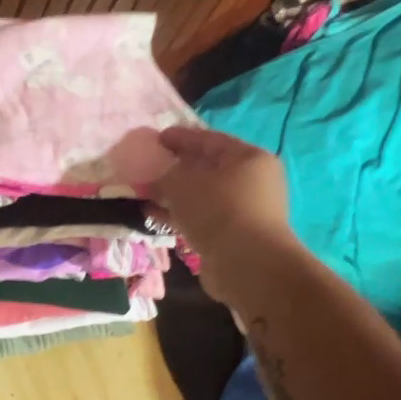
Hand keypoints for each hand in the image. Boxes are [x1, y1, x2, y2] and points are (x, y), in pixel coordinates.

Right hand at [148, 126, 304, 306]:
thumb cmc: (217, 209)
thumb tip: (157, 181)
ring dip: (176, 194)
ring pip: (203, 195)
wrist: (246, 262)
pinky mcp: (235, 234)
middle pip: (209, 168)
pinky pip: (201, 216)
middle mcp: (253, 180)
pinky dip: (180, 214)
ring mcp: (245, 209)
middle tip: (152, 166)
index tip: (157, 138)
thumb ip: (165, 176)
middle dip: (178, 167)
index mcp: (248, 158)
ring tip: (147, 194)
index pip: (210, 139)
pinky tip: (156, 215)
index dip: (181, 137)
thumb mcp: (182, 183)